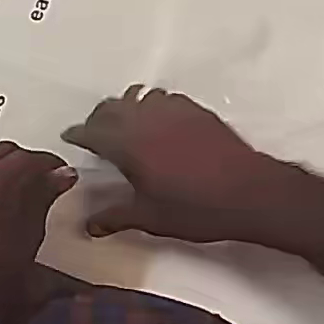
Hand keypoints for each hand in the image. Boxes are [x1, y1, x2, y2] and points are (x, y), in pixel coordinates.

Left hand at [0, 141, 77, 323]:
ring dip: (6, 169)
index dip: (50, 164)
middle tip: (47, 182)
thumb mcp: (33, 238)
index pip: (28, 159)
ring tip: (25, 192)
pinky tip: (0, 201)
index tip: (63, 174)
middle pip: (5, 153)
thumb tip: (63, 174)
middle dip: (28, 163)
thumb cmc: (3, 286)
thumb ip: (45, 199)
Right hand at [62, 86, 323, 245]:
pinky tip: (158, 121)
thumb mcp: (150, 217)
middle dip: (97, 119)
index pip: (91, 131)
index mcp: (127, 145)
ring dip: (124, 107)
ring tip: (124, 124)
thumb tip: (87, 227)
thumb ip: (115, 217)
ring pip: (136, 97)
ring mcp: (172, 111)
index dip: (77, 135)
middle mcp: (145, 120)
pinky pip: (163, 97)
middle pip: (110, 107)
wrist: (252, 194)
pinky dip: (152, 105)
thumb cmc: (197, 209)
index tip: (71, 139)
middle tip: (94, 134)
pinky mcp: (195, 110)